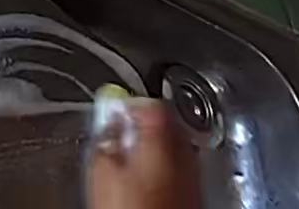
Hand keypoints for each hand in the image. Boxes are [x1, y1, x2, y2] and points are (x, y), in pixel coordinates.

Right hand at [88, 98, 202, 208]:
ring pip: (174, 145)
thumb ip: (103, 136)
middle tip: (122, 135)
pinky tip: (148, 184)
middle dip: (144, 124)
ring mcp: (194, 175)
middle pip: (165, 120)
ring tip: (132, 161)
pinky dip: (166, 168)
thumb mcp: (101, 170)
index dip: (130, 103)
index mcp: (162, 133)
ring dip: (155, 146)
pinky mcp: (196, 198)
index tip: (114, 112)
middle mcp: (184, 149)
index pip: (150, 100)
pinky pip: (180, 169)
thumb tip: (107, 120)